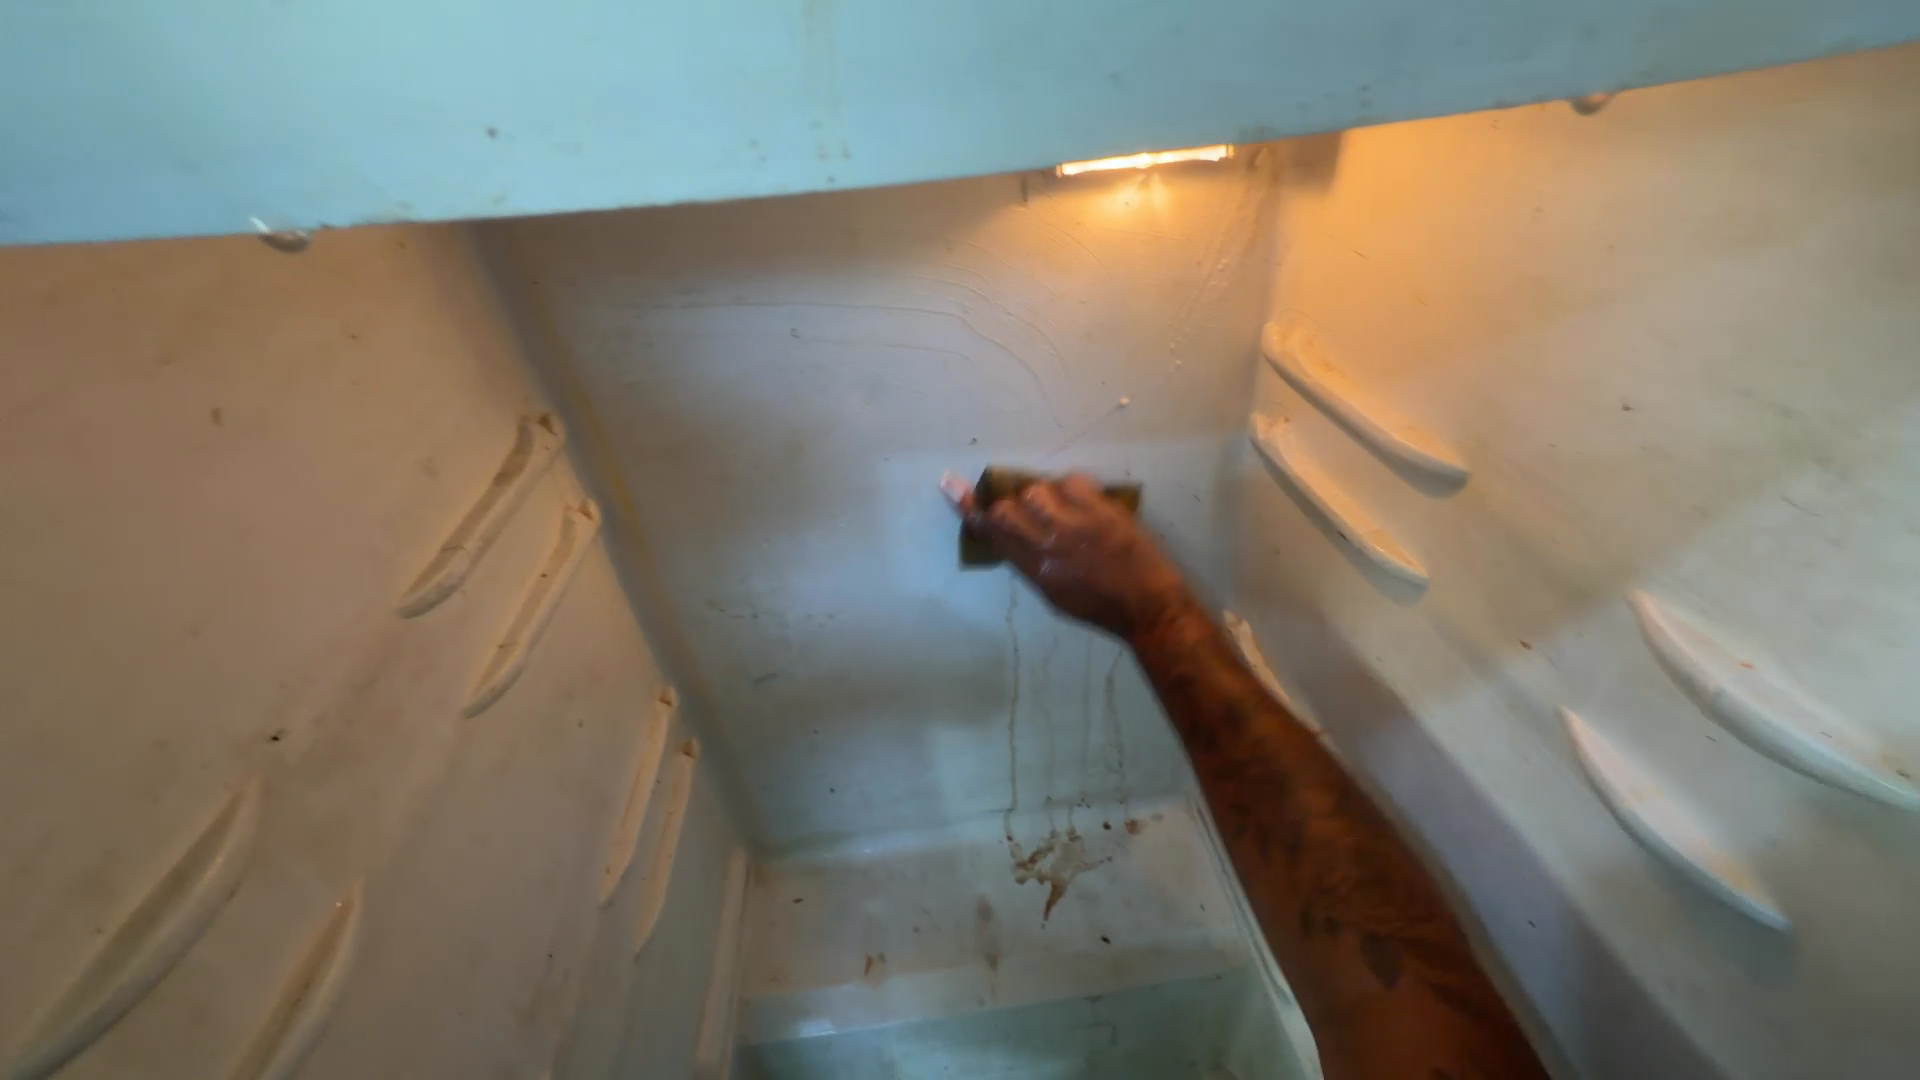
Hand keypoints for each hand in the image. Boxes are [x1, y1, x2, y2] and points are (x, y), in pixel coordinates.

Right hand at [942, 471, 1197, 641]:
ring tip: (1064, 511)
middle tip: (1031, 514)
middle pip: (1008, 508)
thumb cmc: (1099, 607)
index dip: (969, 509)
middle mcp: (1049, 544)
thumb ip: (1028, 562)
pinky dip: (1072, 489)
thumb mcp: (1052, 594)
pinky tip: (1085, 505)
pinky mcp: (1101, 509)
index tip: (951, 485)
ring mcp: (1075, 524)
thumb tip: (1011, 536)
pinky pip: (1071, 481)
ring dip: (1043, 497)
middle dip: (1011, 507)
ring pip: (1036, 491)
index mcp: (1034, 570)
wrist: (1148, 605)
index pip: (993, 533)